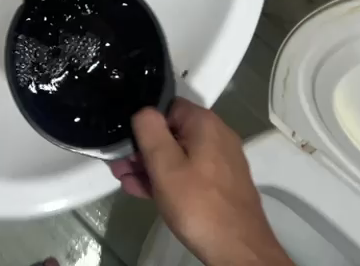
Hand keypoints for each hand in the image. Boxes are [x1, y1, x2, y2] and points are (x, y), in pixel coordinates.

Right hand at [111, 101, 292, 265]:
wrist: (239, 252)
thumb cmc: (199, 204)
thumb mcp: (165, 165)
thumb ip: (149, 130)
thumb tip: (143, 110)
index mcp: (204, 122)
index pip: (166, 107)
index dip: (144, 123)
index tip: (127, 143)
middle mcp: (216, 135)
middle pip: (172, 132)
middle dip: (144, 149)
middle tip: (119, 166)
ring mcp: (221, 161)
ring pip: (179, 155)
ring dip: (152, 166)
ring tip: (126, 181)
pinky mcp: (222, 185)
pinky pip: (190, 173)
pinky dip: (170, 179)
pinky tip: (146, 191)